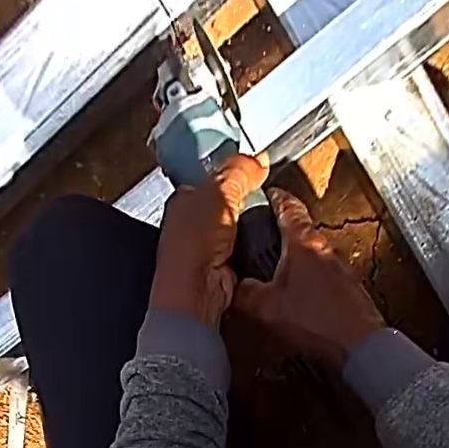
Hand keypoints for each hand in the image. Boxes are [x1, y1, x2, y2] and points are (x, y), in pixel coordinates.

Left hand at [150, 154, 268, 326]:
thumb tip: (258, 159)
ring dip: (251, 230)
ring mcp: (209, 250)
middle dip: (245, 204)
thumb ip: (240, 171)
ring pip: (238, 232)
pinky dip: (254, 252)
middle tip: (263, 198)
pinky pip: (246, 254)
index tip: (252, 169)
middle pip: (227, 206)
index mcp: (184, 199)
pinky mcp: (225, 271)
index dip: (231, 173)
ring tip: (264, 224)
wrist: (198, 288)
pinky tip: (259, 248)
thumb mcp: (220, 191)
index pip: (210, 178)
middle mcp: (193, 226)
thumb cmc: (192, 243)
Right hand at [232, 189, 386, 368]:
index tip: (267, 193)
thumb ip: (246, 293)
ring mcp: (341, 271)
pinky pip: (323, 281)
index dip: (275, 197)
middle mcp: (326, 250)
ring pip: (312, 258)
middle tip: (263, 241)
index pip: (288, 207)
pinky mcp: (349, 292)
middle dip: (280, 236)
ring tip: (277, 279)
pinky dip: (310, 285)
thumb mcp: (267, 309)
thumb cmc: (318, 322)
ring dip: (296, 264)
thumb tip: (234, 288)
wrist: (359, 347)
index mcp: (304, 243)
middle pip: (300, 233)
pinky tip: (301, 305)